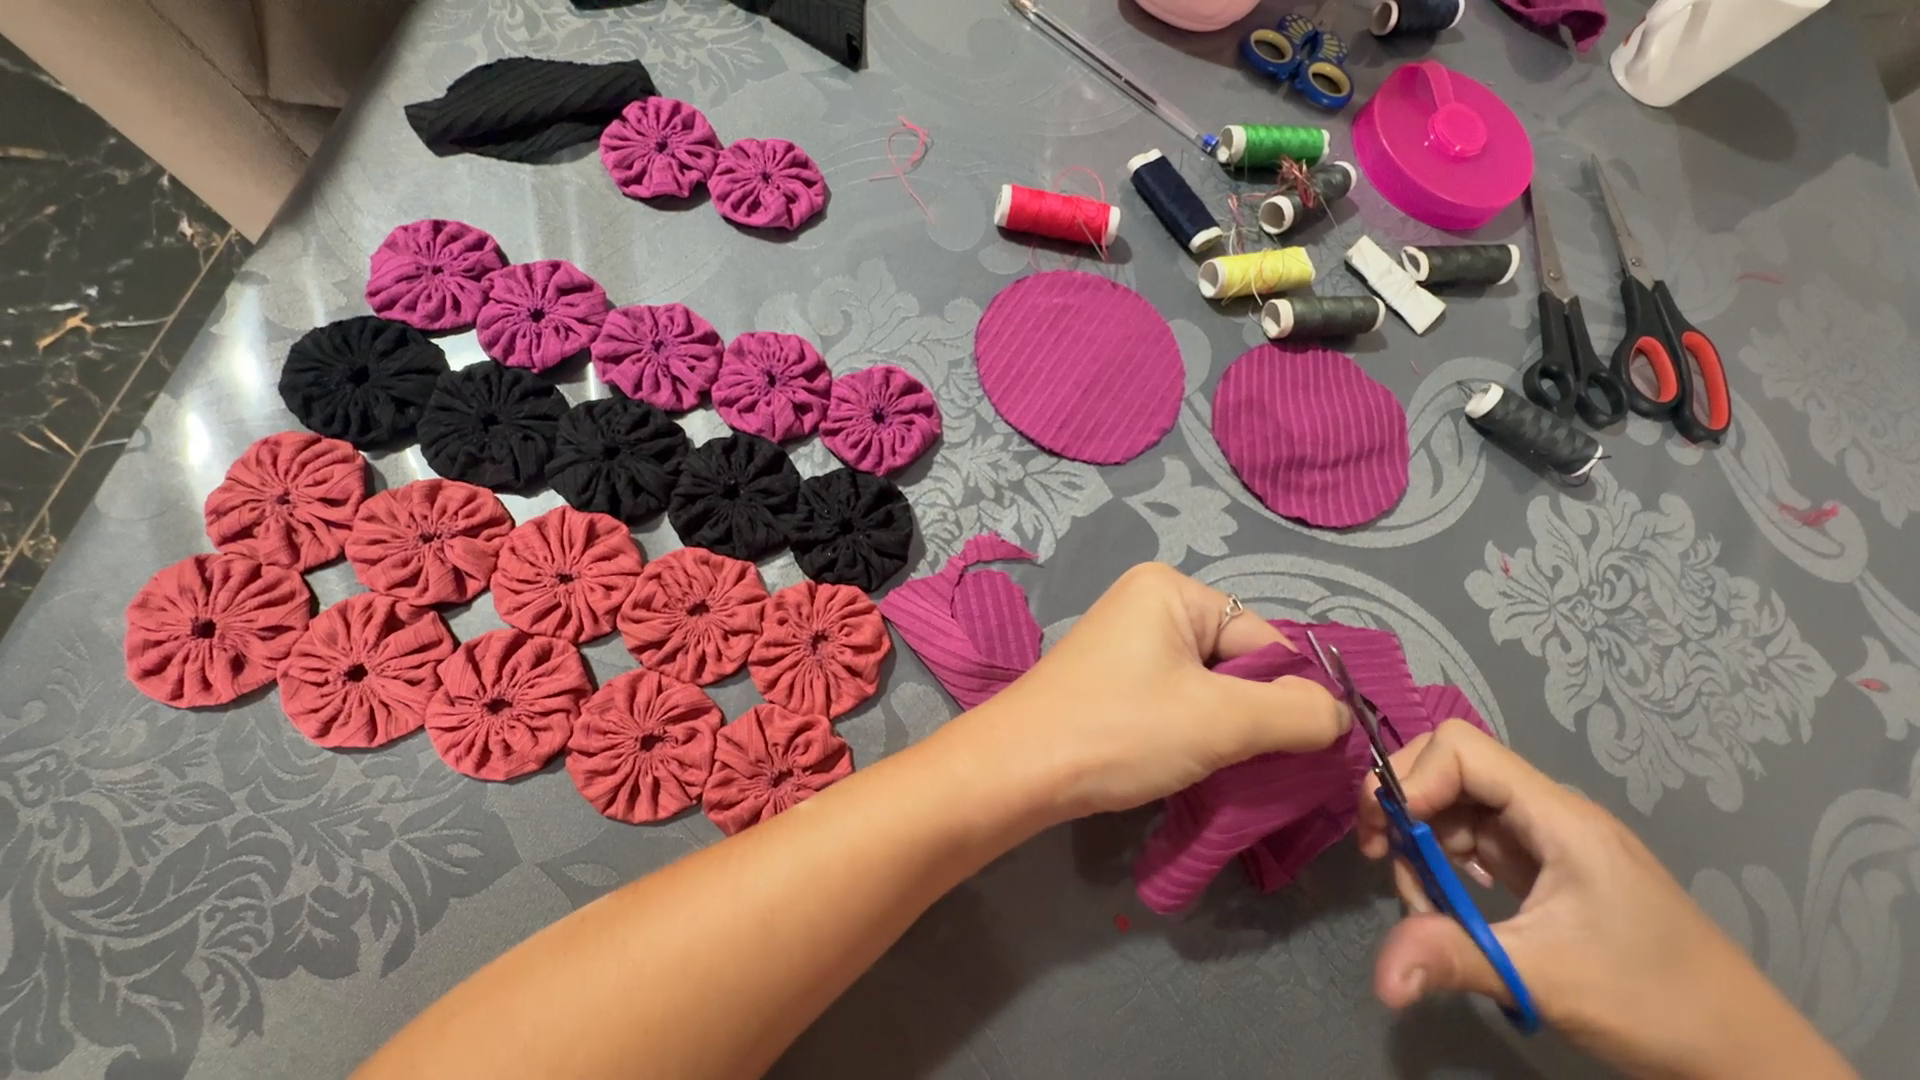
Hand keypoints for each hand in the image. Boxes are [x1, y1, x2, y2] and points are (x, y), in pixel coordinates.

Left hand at [964, 562, 1348, 822]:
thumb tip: (1339, 713)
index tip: (1298, 753)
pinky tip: (1186, 763)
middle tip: (1253, 765)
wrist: (1017, 770)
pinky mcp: (1111, 677)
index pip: (1265, 642)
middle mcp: (1148, 602)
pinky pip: (1175, 697)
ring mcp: (1125, 640)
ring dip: (1224, 730)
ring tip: (1218, 768)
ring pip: (1208, 686)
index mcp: (1173, 589)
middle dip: (1253, 716)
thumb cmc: (1119, 731)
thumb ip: (1296, 713)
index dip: (1288, 698)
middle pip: (1237, 662)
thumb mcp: (1221, 722)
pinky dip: (1191, 731)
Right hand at [1360, 721, 1853, 1078]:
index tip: (1390, 833)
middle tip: (1381, 855)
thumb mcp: (1544, 977)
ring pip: (1457, 805)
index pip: (1464, 750)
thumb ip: (1453, 958)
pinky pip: (1474, 839)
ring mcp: (1546, 840)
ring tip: (1417, 898)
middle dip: (1405, 803)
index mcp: (1558, 817)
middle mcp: (1549, 813)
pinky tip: (1444, 902)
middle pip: (1452, 767)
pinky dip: (1444, 861)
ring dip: (1420, 839)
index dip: (1414, 777)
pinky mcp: (1543, 868)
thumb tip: (1380, 979)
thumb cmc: (1654, 1001)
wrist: (1745, 1056)